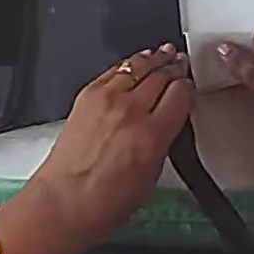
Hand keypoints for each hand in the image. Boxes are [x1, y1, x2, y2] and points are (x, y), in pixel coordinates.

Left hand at [14, 44, 193, 246]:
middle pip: (161, 75)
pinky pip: (115, 69)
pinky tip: (137, 60)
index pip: (181, 95)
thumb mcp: (152, 177)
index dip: (188, 88)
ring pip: (139, 65)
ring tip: (165, 52)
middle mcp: (130, 111)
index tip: (189, 87)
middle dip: (174, 68)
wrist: (63, 201)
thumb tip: (169, 120)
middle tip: (181, 63)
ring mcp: (107, 98)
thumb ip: (164, 141)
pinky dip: (130, 62)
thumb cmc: (103, 201)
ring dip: (155, 58)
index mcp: (152, 136)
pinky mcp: (89, 93)